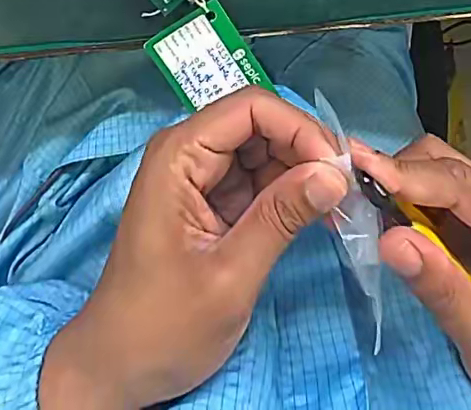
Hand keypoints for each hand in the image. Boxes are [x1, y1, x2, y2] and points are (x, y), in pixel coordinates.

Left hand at [40, 87, 349, 408]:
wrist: (120, 363)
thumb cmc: (163, 323)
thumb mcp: (229, 275)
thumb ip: (280, 218)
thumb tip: (334, 174)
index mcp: (180, 153)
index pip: (249, 107)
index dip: (298, 128)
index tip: (338, 170)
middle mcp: (188, 149)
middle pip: (259, 123)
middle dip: (306, 148)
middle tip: (349, 190)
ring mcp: (199, 173)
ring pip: (263, 148)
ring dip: (304, 169)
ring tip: (342, 205)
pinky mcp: (211, 197)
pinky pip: (258, 177)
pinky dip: (290, 190)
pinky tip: (319, 212)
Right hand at [354, 137, 470, 409]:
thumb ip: (444, 292)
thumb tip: (390, 239)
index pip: (464, 186)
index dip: (410, 174)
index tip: (362, 168)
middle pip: (448, 164)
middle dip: (399, 171)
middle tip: (353, 186)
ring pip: (436, 171)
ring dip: (398, 181)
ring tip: (362, 201)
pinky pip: (432, 196)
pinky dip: (401, 198)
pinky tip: (381, 214)